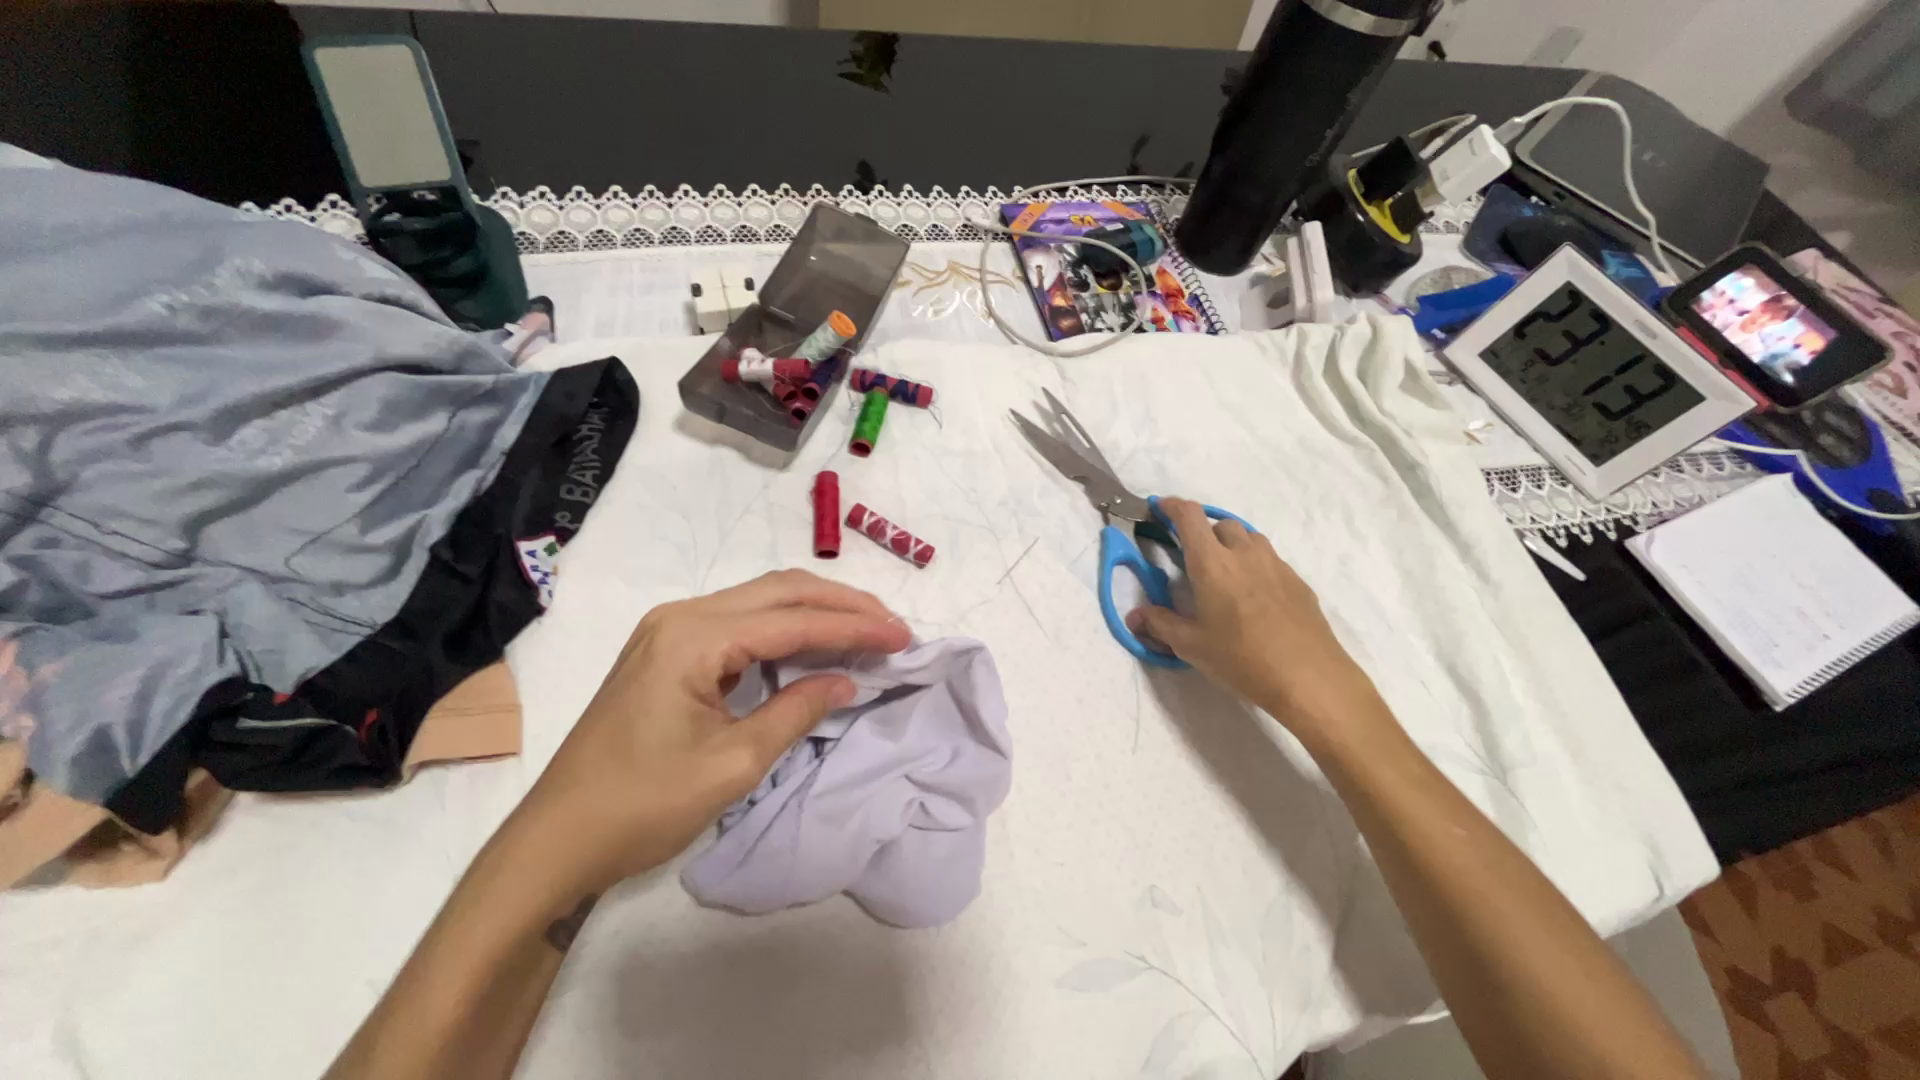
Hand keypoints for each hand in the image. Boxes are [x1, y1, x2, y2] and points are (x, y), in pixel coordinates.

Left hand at [511, 571, 911, 896]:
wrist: (558, 839)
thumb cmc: (643, 806)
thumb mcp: (733, 764)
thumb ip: (796, 712)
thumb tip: (847, 681)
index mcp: (694, 638)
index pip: (793, 620)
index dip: (855, 626)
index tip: (903, 636)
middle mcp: (681, 617)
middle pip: (779, 592)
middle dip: (842, 604)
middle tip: (892, 625)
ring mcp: (669, 631)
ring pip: (759, 602)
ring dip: (815, 612)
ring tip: (866, 630)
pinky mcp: (666, 652)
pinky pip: (738, 625)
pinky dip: (784, 631)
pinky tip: (812, 647)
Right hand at [1126, 498, 1385, 733]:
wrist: (1309, 678)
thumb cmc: (1241, 659)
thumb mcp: (1191, 646)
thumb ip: (1160, 625)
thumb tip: (1134, 616)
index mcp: (1212, 563)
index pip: (1190, 516)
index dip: (1172, 506)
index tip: (1160, 509)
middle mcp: (1244, 554)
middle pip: (1221, 524)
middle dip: (1203, 531)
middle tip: (1192, 558)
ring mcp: (1275, 565)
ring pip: (1249, 538)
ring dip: (1231, 545)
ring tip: (1223, 573)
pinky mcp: (1297, 581)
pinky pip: (1270, 560)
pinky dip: (1254, 565)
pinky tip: (1253, 597)